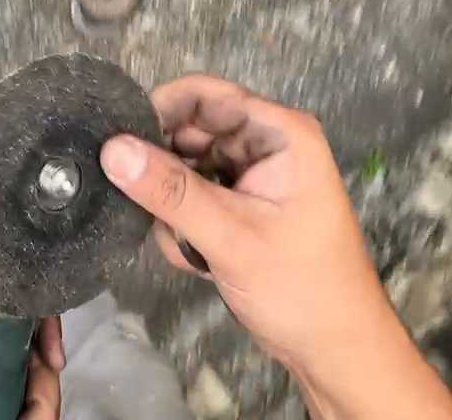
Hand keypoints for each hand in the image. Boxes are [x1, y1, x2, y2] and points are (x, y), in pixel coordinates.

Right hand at [99, 75, 451, 419]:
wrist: (339, 358)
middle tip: (151, 207)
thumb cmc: (302, 290)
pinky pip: (191, 193)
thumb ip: (170, 190)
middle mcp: (264, 142)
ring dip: (172, 203)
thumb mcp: (231, 236)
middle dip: (165, 170)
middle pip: (189, 130)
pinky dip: (182, 221)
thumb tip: (112, 148)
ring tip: (182, 243)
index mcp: (278, 132)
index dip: (159, 110)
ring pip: (184, 164)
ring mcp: (251, 173)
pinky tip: (193, 255)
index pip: (203, 94)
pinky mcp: (240, 202)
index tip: (120, 141)